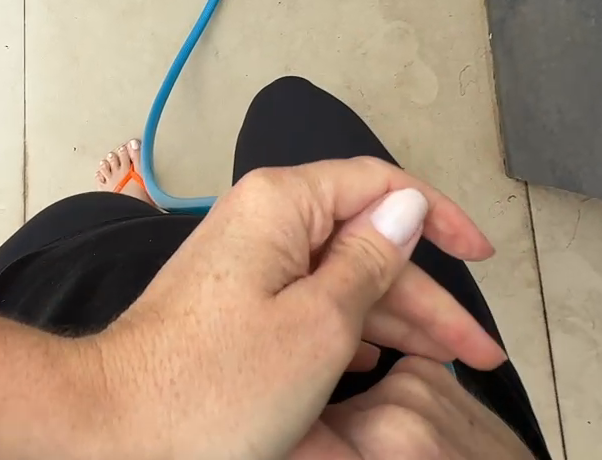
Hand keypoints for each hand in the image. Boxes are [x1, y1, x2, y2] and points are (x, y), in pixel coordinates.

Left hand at [90, 157, 506, 459]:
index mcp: (280, 204)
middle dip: (423, 291)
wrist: (120, 420)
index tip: (482, 252)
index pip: (374, 181)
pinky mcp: (238, 298)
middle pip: (362, 237)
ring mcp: (248, 259)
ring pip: (338, 274)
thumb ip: (368, 261)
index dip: (434, 212)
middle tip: (478, 351)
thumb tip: (405, 206)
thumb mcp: (319, 326)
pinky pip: (307, 299)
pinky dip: (350, 329)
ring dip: (393, 317)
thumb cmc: (218, 381)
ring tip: (448, 366)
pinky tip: (383, 365)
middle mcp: (262, 218)